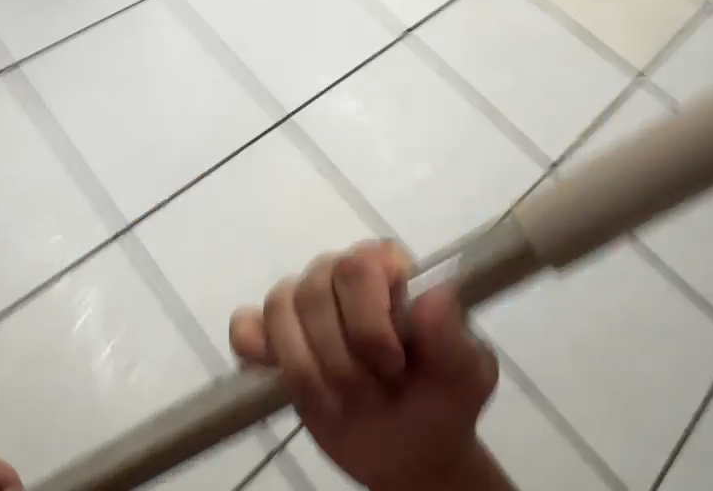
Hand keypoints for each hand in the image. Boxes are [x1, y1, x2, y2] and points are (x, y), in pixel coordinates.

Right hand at [229, 242, 504, 490]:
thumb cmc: (443, 400)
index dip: (368, 316)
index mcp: (387, 268)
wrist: (411, 448)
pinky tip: (278, 377)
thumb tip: (432, 297)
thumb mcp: (466, 376)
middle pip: (314, 289)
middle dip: (341, 355)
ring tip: (341, 399)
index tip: (393, 363)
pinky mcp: (273, 337)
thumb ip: (452, 336)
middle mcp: (339, 273)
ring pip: (280, 308)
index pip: (359, 264)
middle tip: (371, 391)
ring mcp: (303, 303)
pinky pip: (246, 326)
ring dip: (308, 369)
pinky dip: (257, 350)